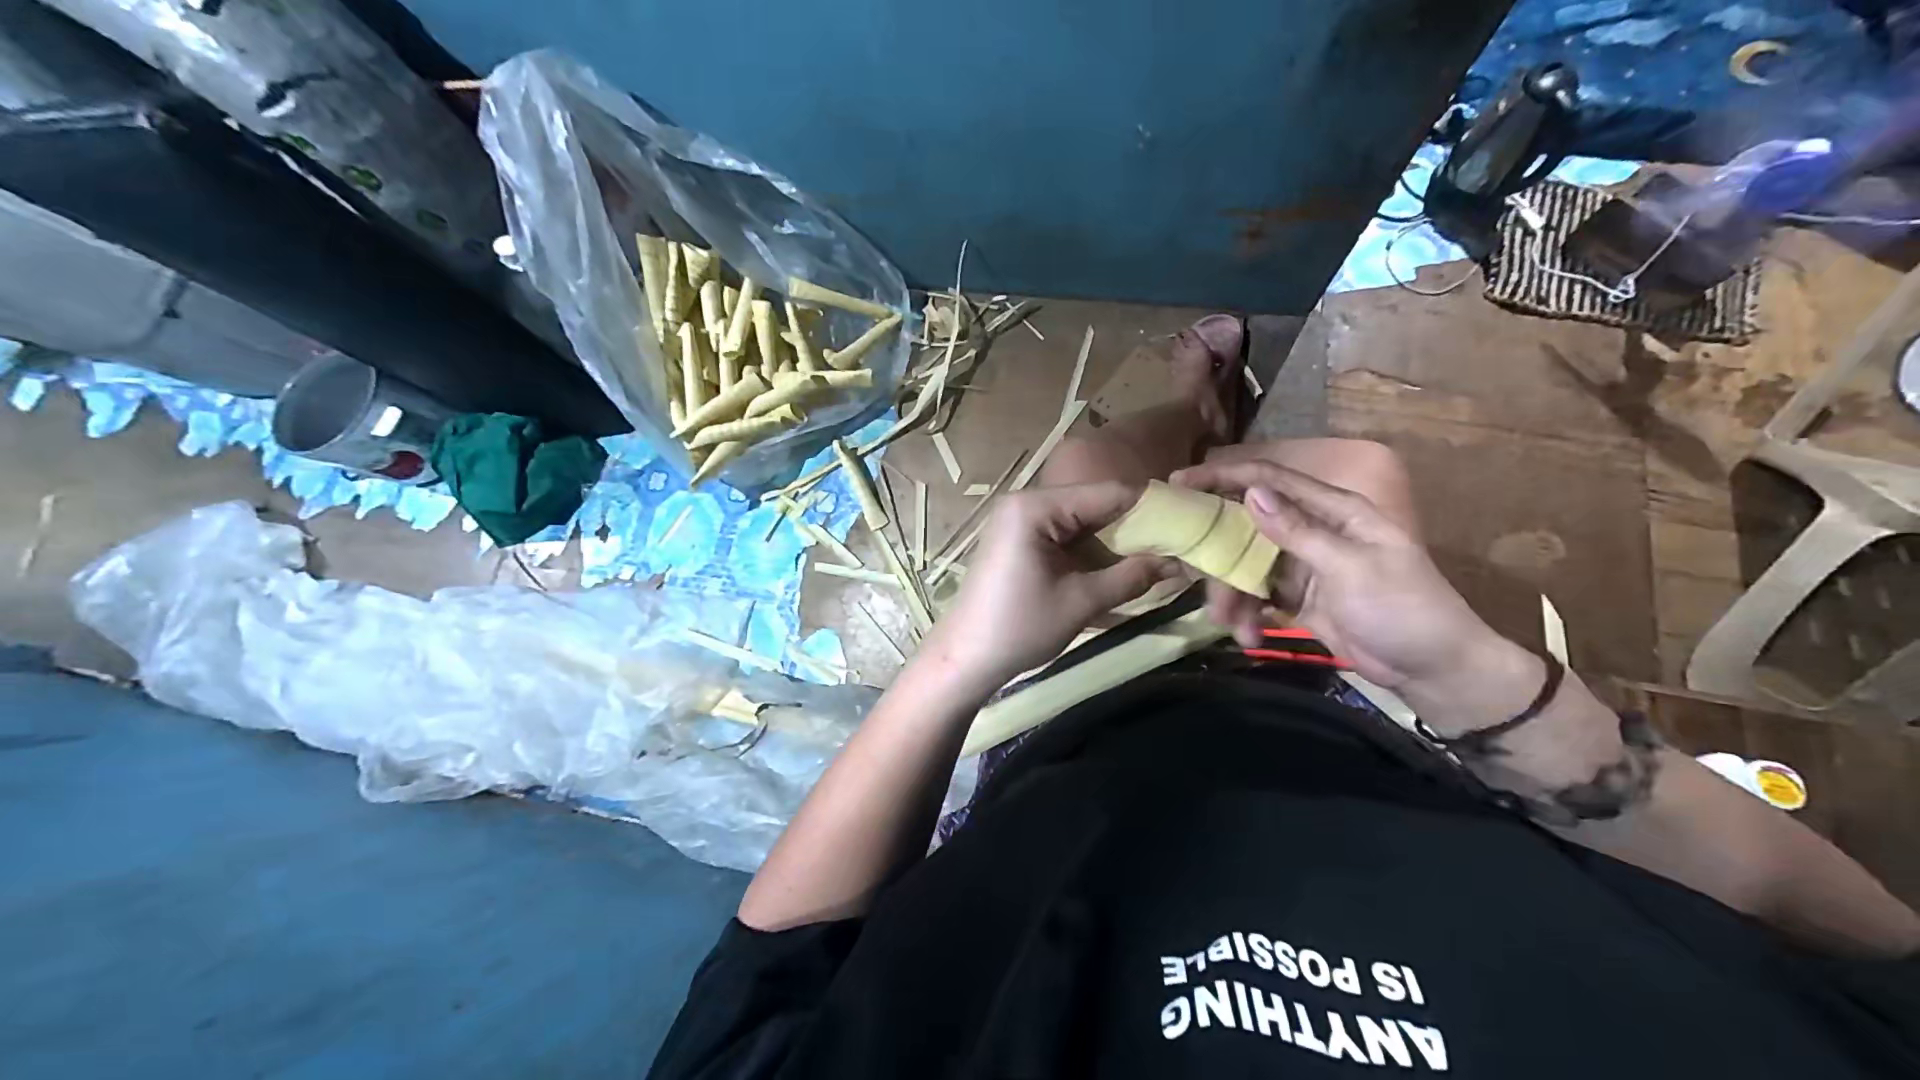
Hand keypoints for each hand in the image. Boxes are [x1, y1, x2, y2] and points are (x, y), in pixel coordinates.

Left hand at [918, 482, 1177, 694]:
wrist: (964, 659)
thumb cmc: (1019, 628)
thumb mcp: (1081, 602)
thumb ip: (1132, 577)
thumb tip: (1181, 563)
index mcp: (1034, 507)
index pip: (1107, 493)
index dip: (1151, 506)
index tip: (1190, 520)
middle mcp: (1025, 503)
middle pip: (1094, 504)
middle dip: (1136, 525)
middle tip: (1179, 543)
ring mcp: (1019, 522)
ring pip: (1082, 521)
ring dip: (1116, 539)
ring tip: (1159, 555)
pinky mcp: (1019, 541)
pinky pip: (1065, 535)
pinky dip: (1093, 549)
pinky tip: (1121, 564)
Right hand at [1169, 460, 1541, 730]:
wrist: (1433, 670)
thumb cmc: (1403, 608)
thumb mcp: (1350, 567)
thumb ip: (1298, 531)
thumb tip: (1250, 492)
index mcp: (1334, 511)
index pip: (1271, 481)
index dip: (1224, 476)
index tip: (1180, 480)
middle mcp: (1312, 530)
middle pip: (1247, 526)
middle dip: (1217, 551)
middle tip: (1184, 568)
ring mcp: (1301, 565)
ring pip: (1245, 566)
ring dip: (1231, 593)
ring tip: (1229, 623)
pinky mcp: (1296, 598)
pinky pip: (1256, 596)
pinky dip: (1247, 615)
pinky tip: (1248, 636)